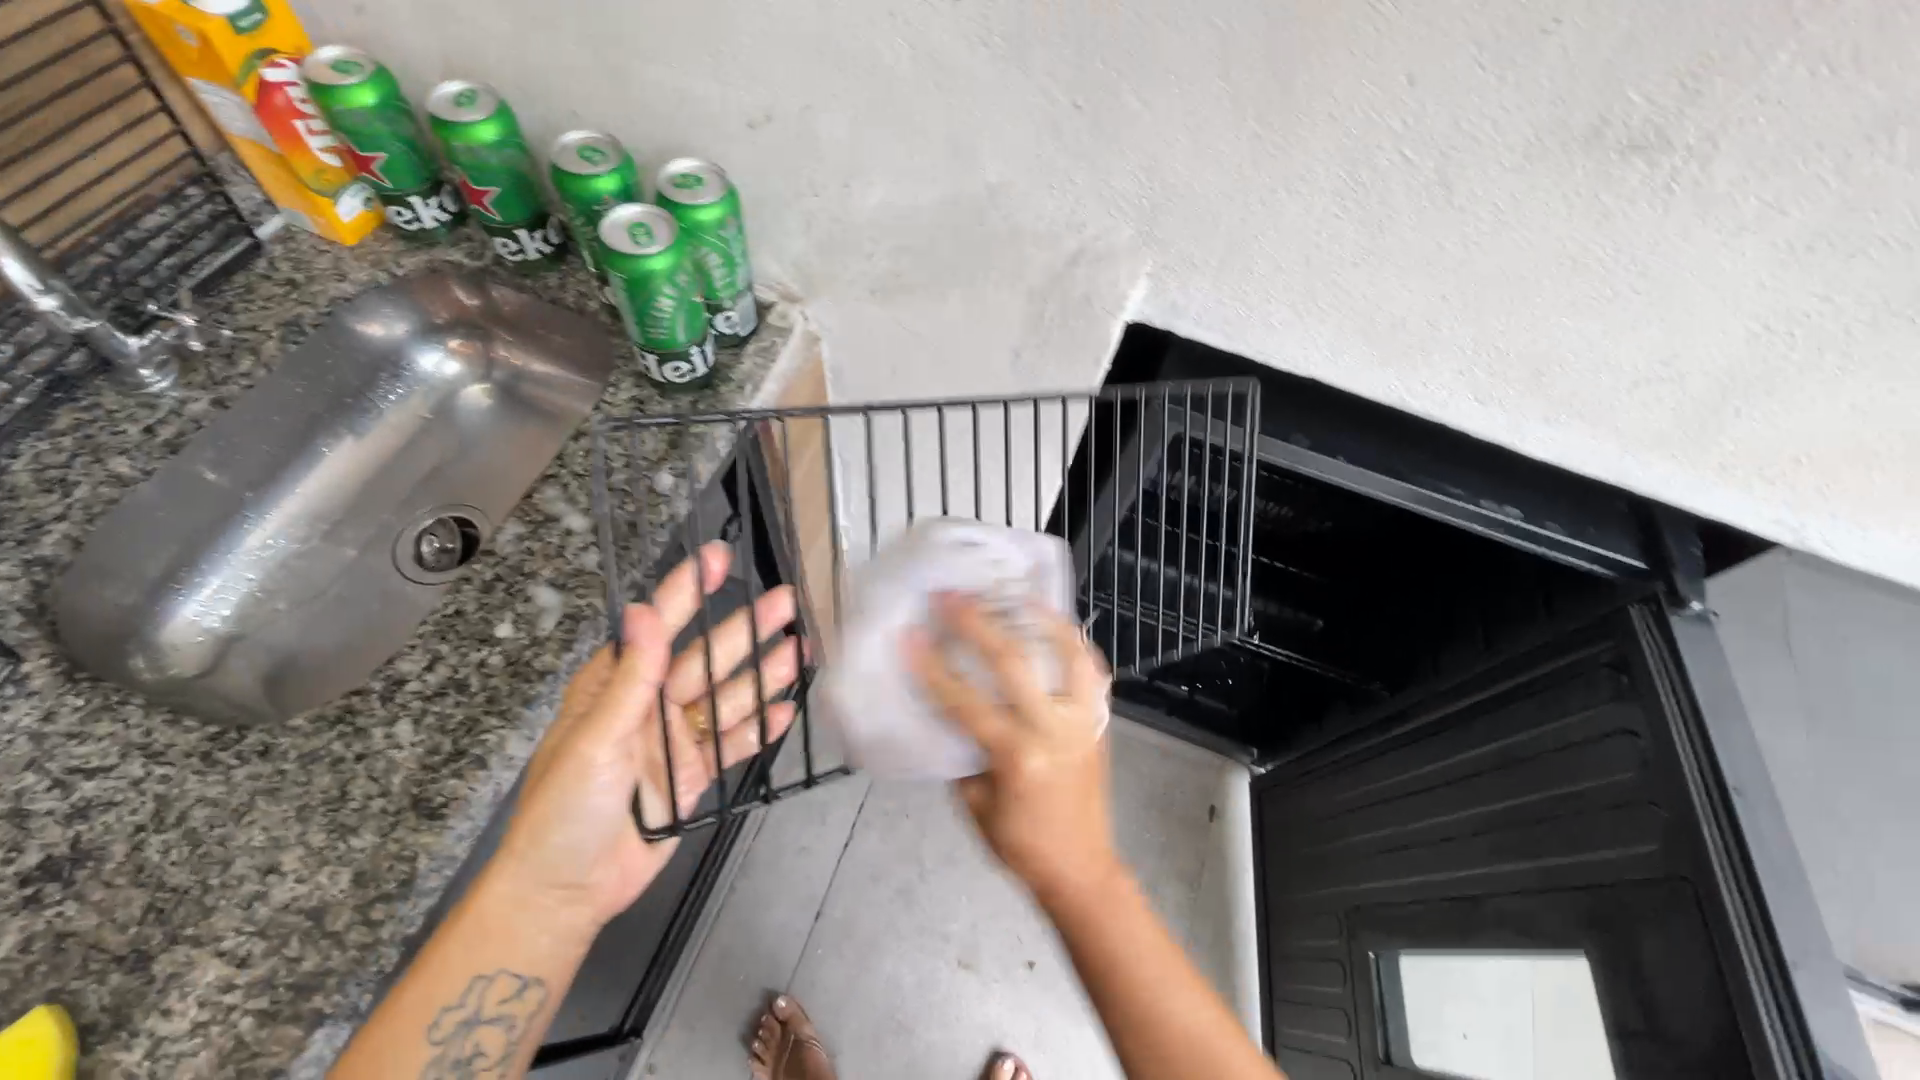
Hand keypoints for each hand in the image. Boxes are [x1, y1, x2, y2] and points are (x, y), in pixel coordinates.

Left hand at [489, 542, 802, 930]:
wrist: (567, 891)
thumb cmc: (564, 810)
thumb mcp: (594, 741)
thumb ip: (630, 680)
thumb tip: (642, 612)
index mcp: (615, 688)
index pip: (656, 629)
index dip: (686, 591)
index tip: (715, 559)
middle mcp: (649, 706)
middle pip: (705, 659)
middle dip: (745, 630)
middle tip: (786, 602)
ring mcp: (675, 741)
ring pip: (726, 698)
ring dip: (762, 675)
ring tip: (800, 650)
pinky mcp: (695, 775)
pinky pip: (732, 743)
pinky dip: (758, 728)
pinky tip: (785, 710)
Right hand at [908, 592, 1119, 906]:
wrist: (1081, 868)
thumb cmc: (1019, 845)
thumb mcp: (974, 804)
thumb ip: (961, 752)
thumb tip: (946, 708)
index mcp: (1016, 756)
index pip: (965, 701)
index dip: (932, 668)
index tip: (910, 637)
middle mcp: (1054, 730)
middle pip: (1013, 663)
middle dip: (976, 625)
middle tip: (951, 598)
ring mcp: (1083, 721)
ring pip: (1068, 655)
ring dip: (1041, 619)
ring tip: (1016, 593)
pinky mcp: (1099, 721)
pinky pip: (1092, 672)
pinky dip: (1074, 643)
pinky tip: (1055, 625)